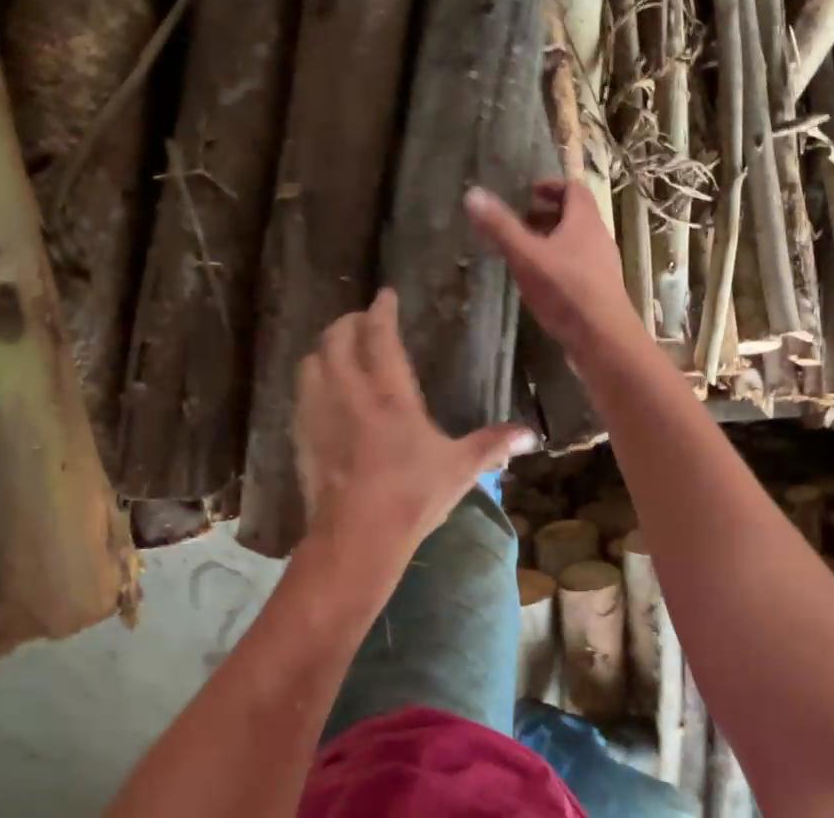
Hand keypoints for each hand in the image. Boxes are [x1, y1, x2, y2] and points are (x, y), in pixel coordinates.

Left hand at [294, 289, 538, 557]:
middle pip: (336, 340)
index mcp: (390, 394)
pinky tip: (324, 393)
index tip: (385, 295)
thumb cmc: (412, 496)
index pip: (379, 336)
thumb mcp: (460, 469)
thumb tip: (531, 435)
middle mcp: (349, 393)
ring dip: (325, 349)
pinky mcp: (302, 438)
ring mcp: (319, 414)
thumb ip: (493, 445)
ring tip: (339, 351)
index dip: (381, 310)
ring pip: (312, 362)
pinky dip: (313, 381)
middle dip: (348, 323)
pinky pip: (302, 393)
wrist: (355, 537)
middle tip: (363, 321)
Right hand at [464, 180, 642, 353]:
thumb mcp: (526, 256)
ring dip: (553, 241)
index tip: (529, 193)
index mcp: (585, 222)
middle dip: (548, 215)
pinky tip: (540, 283)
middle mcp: (599, 239)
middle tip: (521, 222)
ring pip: (577, 244)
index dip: (553, 186)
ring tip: (525, 252)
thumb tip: (473, 194)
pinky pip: (579, 267)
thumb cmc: (566, 290)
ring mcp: (603, 267)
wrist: (603, 339)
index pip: (575, 189)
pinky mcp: (601, 292)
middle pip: (576, 216)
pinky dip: (559, 265)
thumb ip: (500, 226)